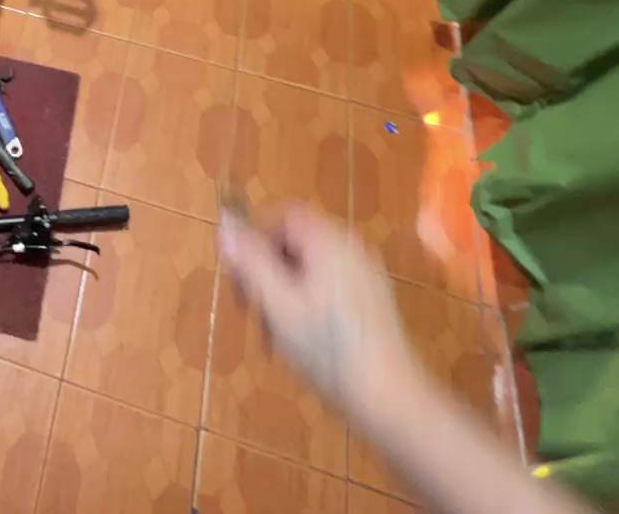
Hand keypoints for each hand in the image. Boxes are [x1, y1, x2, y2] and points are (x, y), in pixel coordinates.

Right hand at [218, 203, 418, 415]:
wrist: (394, 404)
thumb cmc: (329, 349)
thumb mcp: (277, 303)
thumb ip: (249, 259)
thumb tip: (224, 222)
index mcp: (329, 241)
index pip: (282, 214)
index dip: (253, 235)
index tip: (237, 270)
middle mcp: (349, 249)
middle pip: (291, 241)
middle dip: (263, 270)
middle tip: (247, 307)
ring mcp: (363, 275)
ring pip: (304, 267)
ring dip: (278, 292)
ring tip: (269, 334)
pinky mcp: (369, 301)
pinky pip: (323, 286)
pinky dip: (301, 303)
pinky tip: (295, 341)